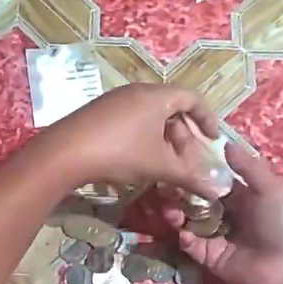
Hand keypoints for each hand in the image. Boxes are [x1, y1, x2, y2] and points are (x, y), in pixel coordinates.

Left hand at [31, 83, 221, 193]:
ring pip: (149, 117)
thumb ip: (189, 177)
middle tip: (185, 163)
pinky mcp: (97, 112)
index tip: (213, 139)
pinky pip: (130, 120)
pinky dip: (142, 138)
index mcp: (156, 96)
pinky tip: (137, 162)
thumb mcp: (159, 166)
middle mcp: (136, 91)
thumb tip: (217, 192)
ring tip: (162, 166)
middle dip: (182, 137)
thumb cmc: (120, 153)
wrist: (65, 153)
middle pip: (170, 109)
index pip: (192, 98)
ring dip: (162, 140)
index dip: (207, 118)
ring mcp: (114, 100)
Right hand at [161, 142, 282, 283]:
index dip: (196, 172)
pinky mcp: (209, 256)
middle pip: (196, 200)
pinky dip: (184, 237)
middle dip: (179, 194)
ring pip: (188, 220)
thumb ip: (247, 167)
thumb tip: (225, 143)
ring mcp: (216, 235)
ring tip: (170, 211)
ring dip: (176, 213)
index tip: (176, 162)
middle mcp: (227, 214)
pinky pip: (190, 243)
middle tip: (164, 188)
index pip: (213, 181)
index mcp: (242, 196)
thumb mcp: (270, 189)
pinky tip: (184, 233)